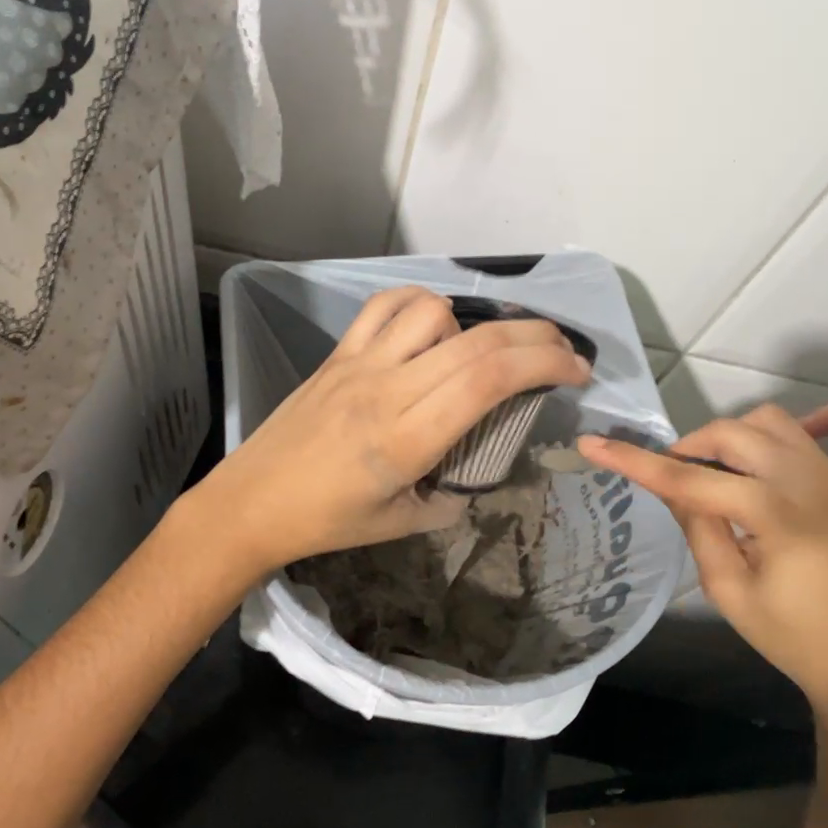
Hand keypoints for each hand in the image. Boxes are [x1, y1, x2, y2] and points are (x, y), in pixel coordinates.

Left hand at [185, 287, 591, 576]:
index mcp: (407, 440)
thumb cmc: (326, 523)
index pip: (489, 380)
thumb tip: (481, 471)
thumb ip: (452, 497)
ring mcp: (358, 365)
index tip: (576, 373)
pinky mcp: (336, 355)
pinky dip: (419, 304)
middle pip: (476, 341)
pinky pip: (382, 307)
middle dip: (535, 336)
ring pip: (431, 312)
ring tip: (484, 350)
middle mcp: (387, 391)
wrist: (251, 503)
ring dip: (475, 321)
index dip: (544, 365)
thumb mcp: (401, 524)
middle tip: (562, 350)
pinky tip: (432, 326)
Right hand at [576, 404, 827, 723]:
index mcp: (774, 514)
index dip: (635, 461)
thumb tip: (671, 485)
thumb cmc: (791, 636)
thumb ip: (697, 528)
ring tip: (724, 468)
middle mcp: (811, 481)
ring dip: (740, 434)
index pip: (689, 478)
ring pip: (779, 422)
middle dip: (691, 447)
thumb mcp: (727, 589)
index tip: (592, 445)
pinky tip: (805, 433)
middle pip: (733, 435)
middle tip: (674, 477)